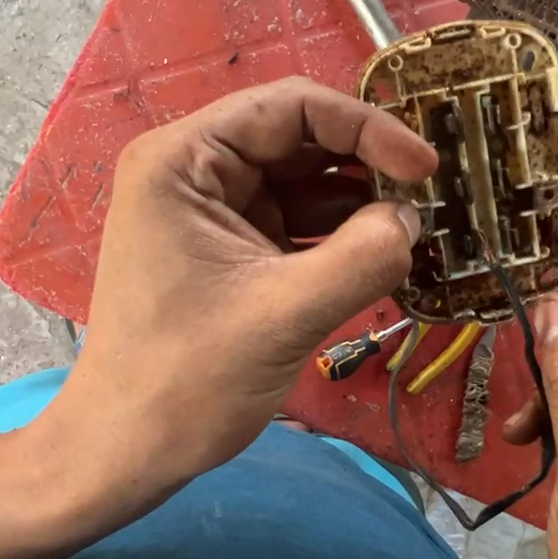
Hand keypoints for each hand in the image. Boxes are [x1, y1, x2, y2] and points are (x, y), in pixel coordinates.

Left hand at [37, 79, 437, 484]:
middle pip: (300, 142)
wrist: (130, 450)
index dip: (367, 128)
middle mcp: (196, 172)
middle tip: (428, 203)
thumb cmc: (189, 381)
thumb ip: (362, 258)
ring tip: (413, 235)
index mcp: (185, 161)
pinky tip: (381, 259)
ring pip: (304, 187)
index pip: (291, 108)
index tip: (426, 170)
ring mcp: (214, 214)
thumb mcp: (286, 315)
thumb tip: (411, 221)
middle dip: (367, 169)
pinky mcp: (231, 254)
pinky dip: (340, 241)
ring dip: (359, 208)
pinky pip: (297, 228)